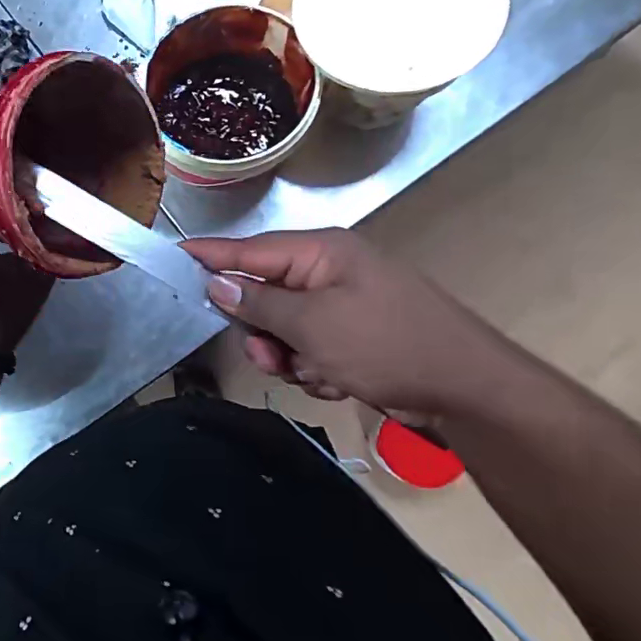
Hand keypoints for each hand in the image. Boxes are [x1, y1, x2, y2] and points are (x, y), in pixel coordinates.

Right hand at [183, 229, 520, 417]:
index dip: (208, 256)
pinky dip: (314, 368)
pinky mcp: (351, 335)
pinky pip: (307, 348)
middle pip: (261, 296)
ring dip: (289, 357)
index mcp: (320, 253)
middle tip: (269, 356)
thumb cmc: (387, 345)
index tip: (171, 256)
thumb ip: (258, 302)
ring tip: (316, 373)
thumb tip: (215, 283)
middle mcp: (326, 272)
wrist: (468, 390)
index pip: (247, 250)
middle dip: (261, 332)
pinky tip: (338, 381)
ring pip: (281, 329)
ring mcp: (340, 304)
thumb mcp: (313, 324)